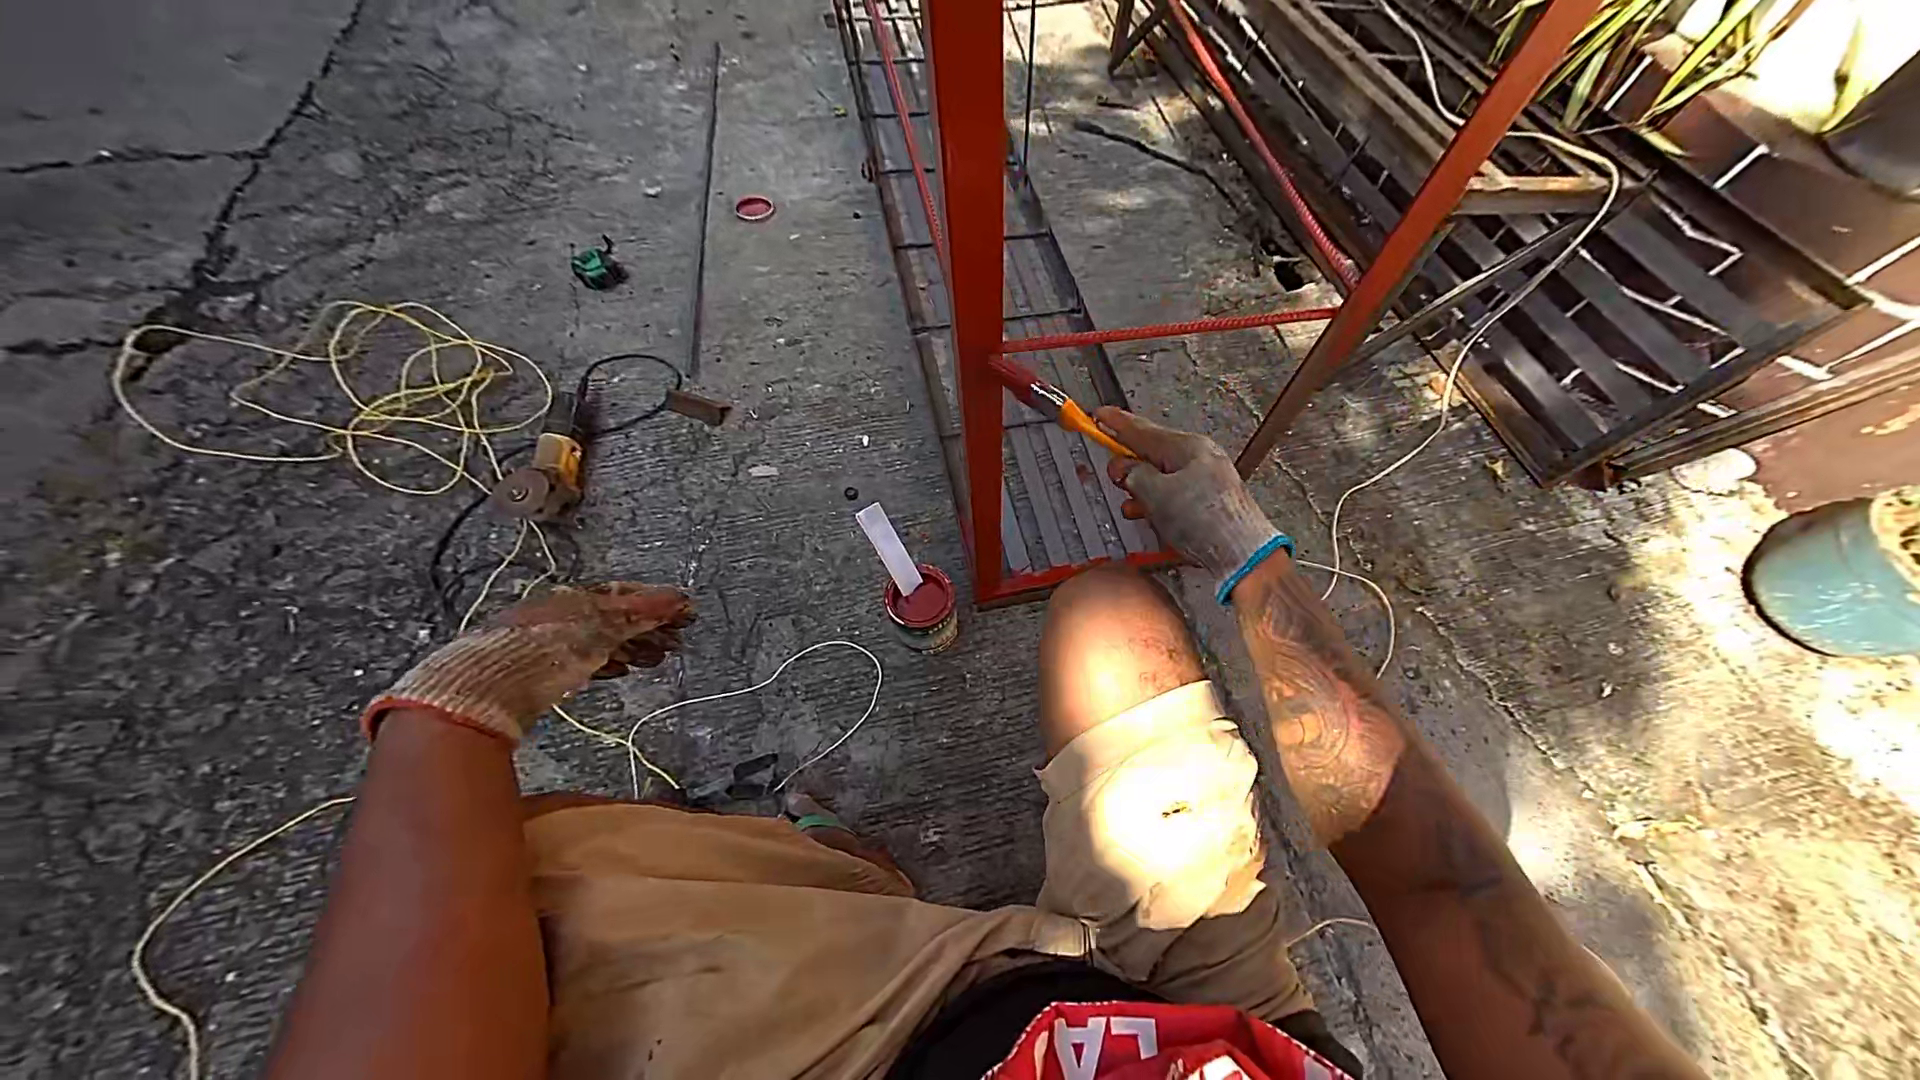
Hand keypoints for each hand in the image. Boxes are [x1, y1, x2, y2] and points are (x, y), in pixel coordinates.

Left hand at [362, 582, 694, 743]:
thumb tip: (679, 598)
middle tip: (676, 641)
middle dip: (650, 629)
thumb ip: (642, 613)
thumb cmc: (542, 651)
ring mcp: (550, 640)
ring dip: (634, 647)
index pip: (629, 595)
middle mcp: (563, 613)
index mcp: (577, 597)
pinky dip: (609, 661)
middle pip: (618, 618)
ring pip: (604, 639)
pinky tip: (620, 670)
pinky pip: (585, 658)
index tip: (684, 614)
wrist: (483, 688)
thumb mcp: (601, 627)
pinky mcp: (540, 667)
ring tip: (656, 659)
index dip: (660, 605)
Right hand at [1096, 407, 1283, 579]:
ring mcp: (1204, 481)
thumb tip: (1125, 469)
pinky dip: (1156, 505)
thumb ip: (1133, 474)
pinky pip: (1172, 496)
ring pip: (1159, 478)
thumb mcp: (1155, 493)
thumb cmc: (1204, 521)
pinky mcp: (1206, 503)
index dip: (1116, 424)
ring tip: (1134, 508)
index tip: (1099, 416)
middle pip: (1151, 454)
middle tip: (1116, 479)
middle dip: (1128, 466)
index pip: (1143, 430)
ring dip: (1141, 492)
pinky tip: (1150, 518)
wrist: (1242, 556)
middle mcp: (1198, 459)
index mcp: (1187, 447)